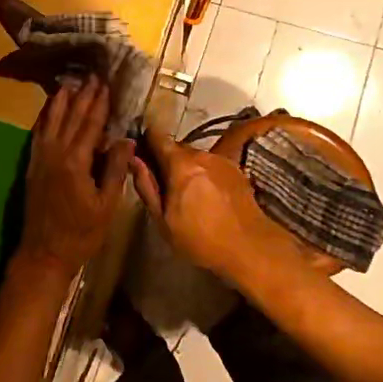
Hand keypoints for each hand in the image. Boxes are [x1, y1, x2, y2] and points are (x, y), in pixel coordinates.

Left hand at [22, 76, 133, 276]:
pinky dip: (45, 118)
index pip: (90, 124)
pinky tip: (49, 110)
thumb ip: (115, 169)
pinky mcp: (33, 166)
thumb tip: (126, 138)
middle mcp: (56, 154)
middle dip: (83, 96)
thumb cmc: (81, 233)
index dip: (99, 103)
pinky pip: (39, 134)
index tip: (106, 84)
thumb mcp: (107, 205)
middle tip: (92, 76)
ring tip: (70, 82)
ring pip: (51, 121)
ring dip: (61, 101)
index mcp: (76, 162)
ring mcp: (41, 158)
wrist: (44, 254)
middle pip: (71, 117)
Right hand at [129, 125, 305, 287]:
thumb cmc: (200, 238)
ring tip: (188, 197)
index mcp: (180, 164)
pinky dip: (205, 175)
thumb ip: (147, 187)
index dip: (146, 143)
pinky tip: (208, 198)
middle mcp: (202, 154)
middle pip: (177, 148)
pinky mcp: (236, 169)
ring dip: (188, 170)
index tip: (142, 157)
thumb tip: (134, 161)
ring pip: (196, 158)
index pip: (157, 136)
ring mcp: (221, 160)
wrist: (248, 245)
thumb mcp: (164, 220)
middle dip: (168, 162)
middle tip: (164, 188)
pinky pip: (212, 166)